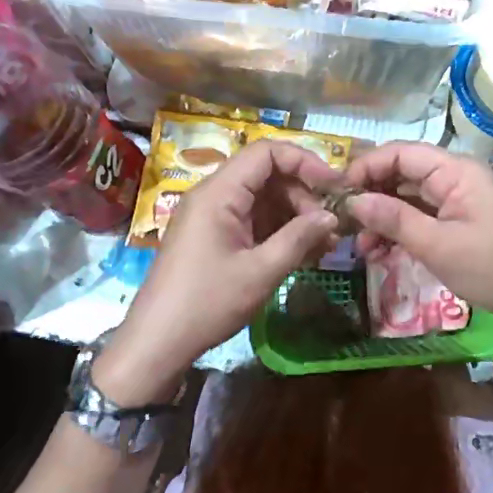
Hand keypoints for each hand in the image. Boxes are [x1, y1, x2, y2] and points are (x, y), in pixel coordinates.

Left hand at [97, 141, 341, 405]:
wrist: (158, 340)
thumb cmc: (207, 303)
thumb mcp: (261, 271)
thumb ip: (299, 238)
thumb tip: (331, 217)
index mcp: (219, 193)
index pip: (266, 152)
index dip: (304, 161)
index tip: (334, 186)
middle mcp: (214, 195)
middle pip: (266, 175)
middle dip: (303, 195)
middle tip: (329, 227)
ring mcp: (212, 217)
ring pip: (262, 200)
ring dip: (294, 216)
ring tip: (324, 245)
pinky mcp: (213, 237)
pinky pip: (252, 221)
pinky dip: (278, 232)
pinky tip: (302, 253)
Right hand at [342, 143, 492, 322]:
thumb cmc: (492, 268)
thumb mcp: (437, 245)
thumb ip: (393, 219)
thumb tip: (353, 201)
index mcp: (455, 171)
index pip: (399, 152)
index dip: (365, 168)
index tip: (337, 193)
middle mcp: (455, 176)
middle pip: (401, 173)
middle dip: (370, 196)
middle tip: (343, 222)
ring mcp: (458, 198)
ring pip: (407, 196)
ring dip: (382, 217)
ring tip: (359, 246)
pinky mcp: (459, 218)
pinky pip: (421, 214)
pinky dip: (399, 229)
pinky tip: (379, 251)